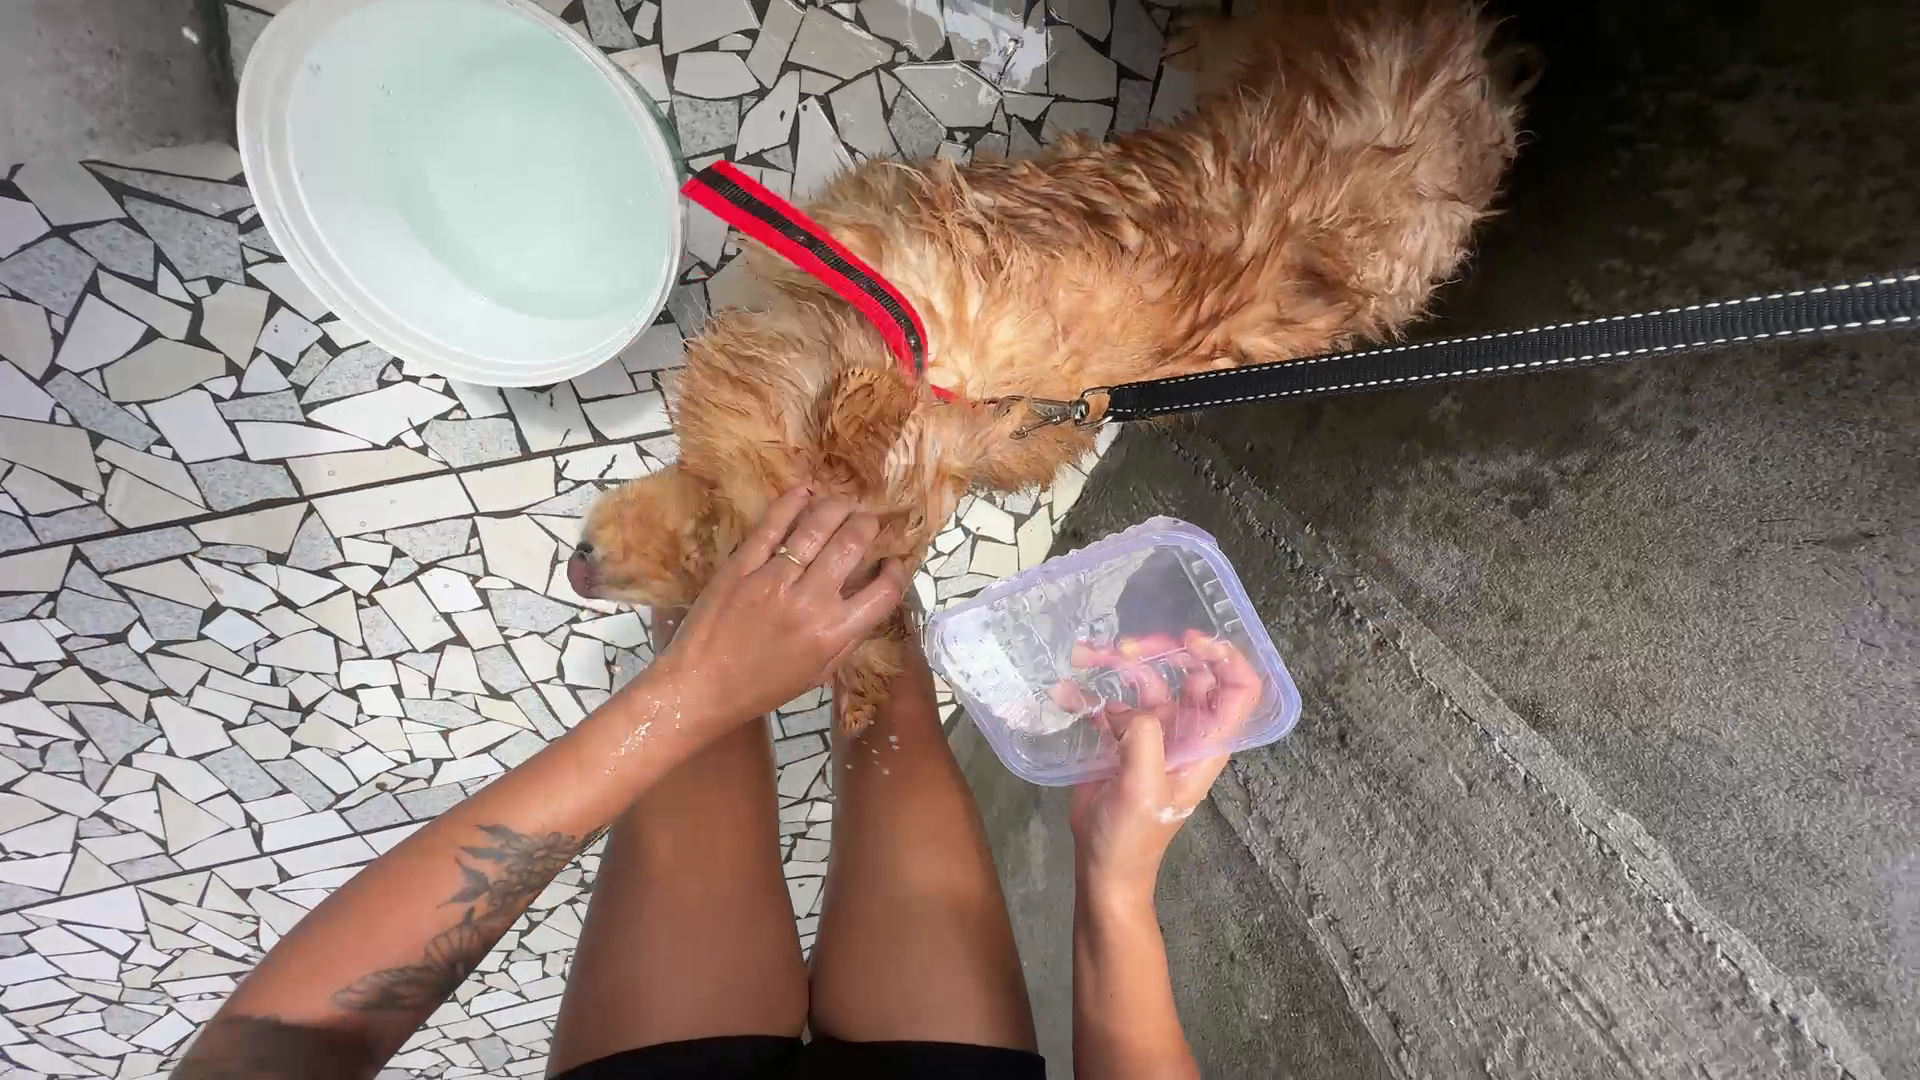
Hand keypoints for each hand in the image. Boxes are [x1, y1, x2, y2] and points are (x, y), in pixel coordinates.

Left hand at [643, 486, 907, 729]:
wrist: (700, 687)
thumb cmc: (763, 686)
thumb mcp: (819, 672)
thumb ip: (849, 636)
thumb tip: (871, 598)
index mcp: (833, 633)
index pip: (883, 591)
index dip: (898, 570)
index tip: (896, 560)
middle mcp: (810, 602)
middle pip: (852, 545)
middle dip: (867, 525)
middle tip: (869, 520)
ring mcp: (774, 580)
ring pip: (816, 527)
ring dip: (837, 507)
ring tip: (845, 503)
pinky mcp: (741, 566)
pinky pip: (772, 526)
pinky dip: (792, 503)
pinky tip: (806, 492)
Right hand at [1069, 633, 1263, 902]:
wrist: (1103, 866)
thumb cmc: (1134, 835)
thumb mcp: (1143, 788)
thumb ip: (1143, 739)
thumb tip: (1124, 706)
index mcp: (1205, 743)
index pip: (1238, 689)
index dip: (1223, 657)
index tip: (1187, 640)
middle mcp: (1186, 731)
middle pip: (1190, 674)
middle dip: (1163, 651)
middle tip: (1124, 648)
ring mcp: (1153, 733)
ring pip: (1148, 681)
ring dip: (1123, 665)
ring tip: (1088, 656)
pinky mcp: (1121, 738)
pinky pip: (1113, 701)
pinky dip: (1092, 690)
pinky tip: (1068, 690)